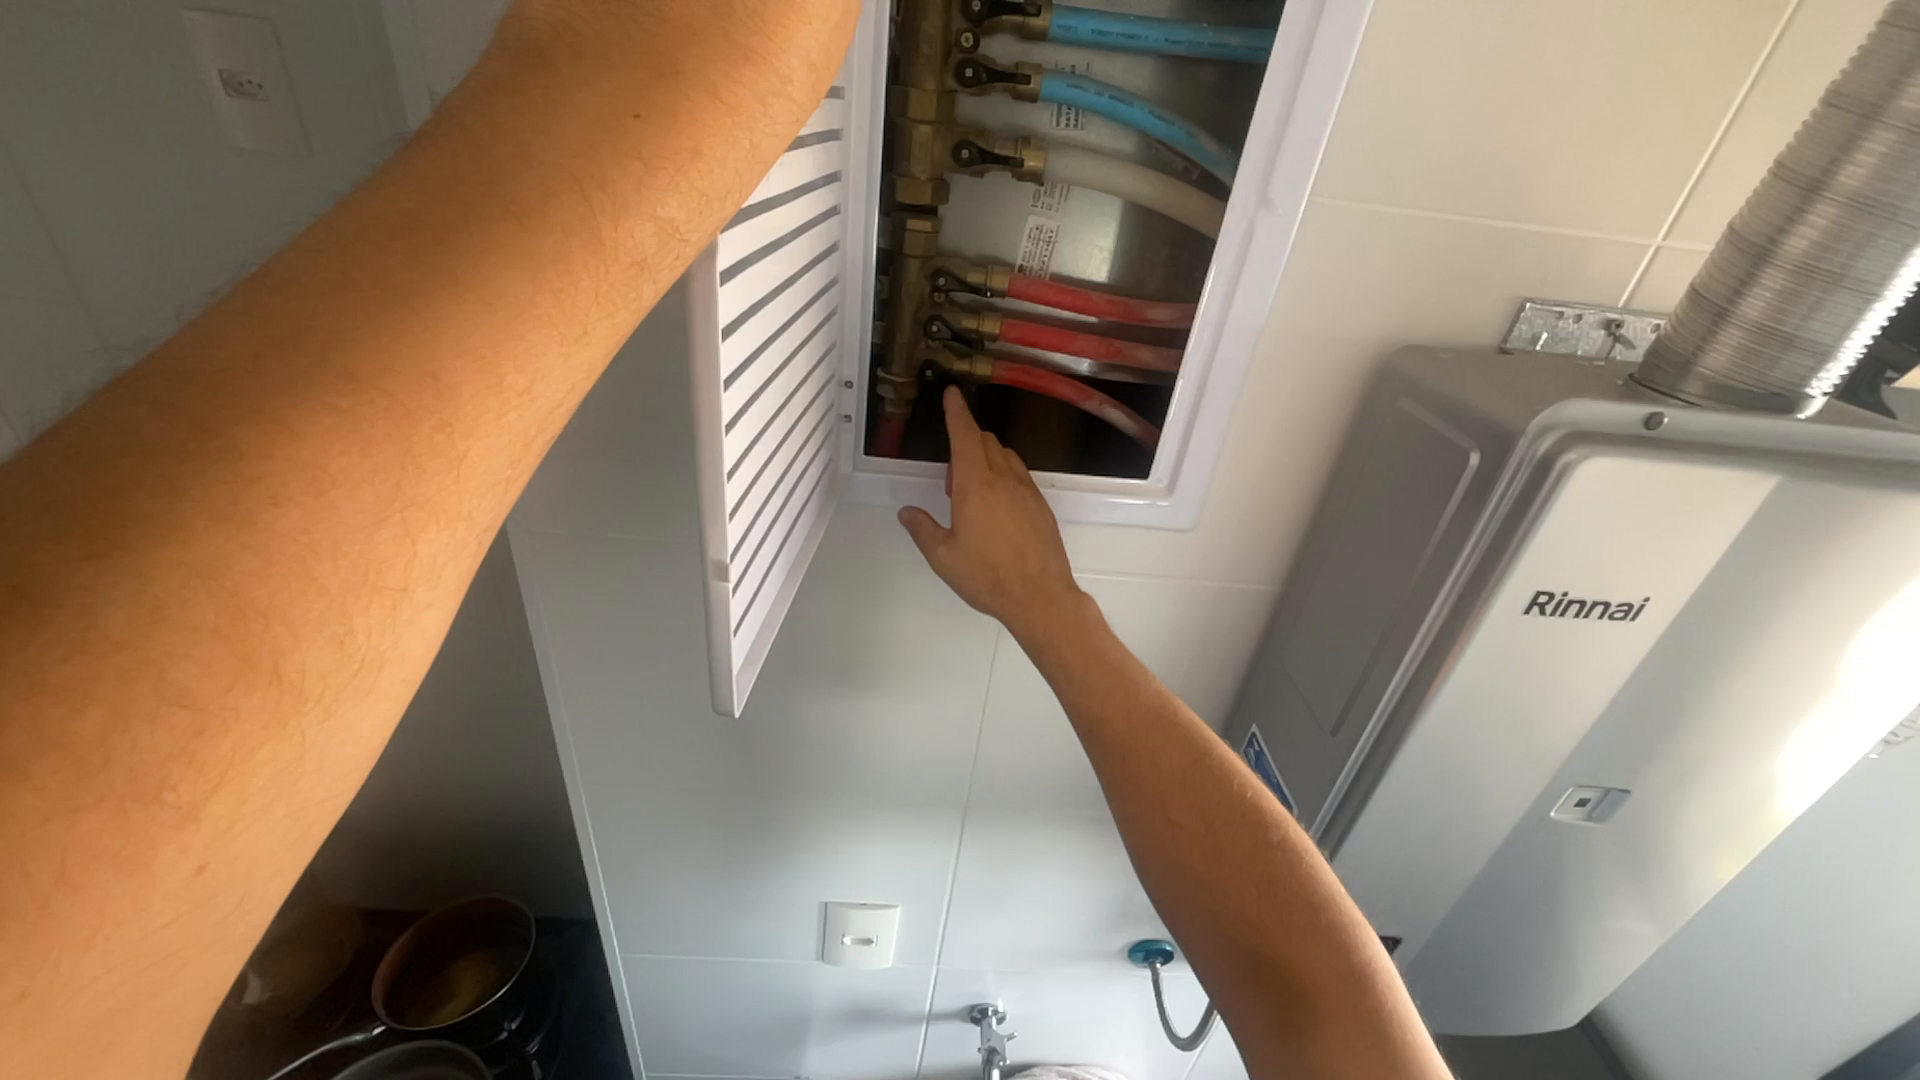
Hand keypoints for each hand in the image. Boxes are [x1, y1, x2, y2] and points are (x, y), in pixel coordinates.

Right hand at [899, 388, 1086, 638]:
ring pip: (1005, 456)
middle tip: (950, 481)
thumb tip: (907, 512)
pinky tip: (996, 509)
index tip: (952, 394)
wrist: (1040, 596)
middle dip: (965, 443)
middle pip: (985, 441)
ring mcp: (1027, 491)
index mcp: (975, 485)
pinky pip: (1020, 476)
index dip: (956, 412)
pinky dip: (1004, 476)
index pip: (964, 435)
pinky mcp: (1041, 506)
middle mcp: (1004, 479)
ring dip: (986, 459)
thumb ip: (923, 529)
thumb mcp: (943, 557)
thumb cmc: (987, 576)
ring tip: (972, 496)